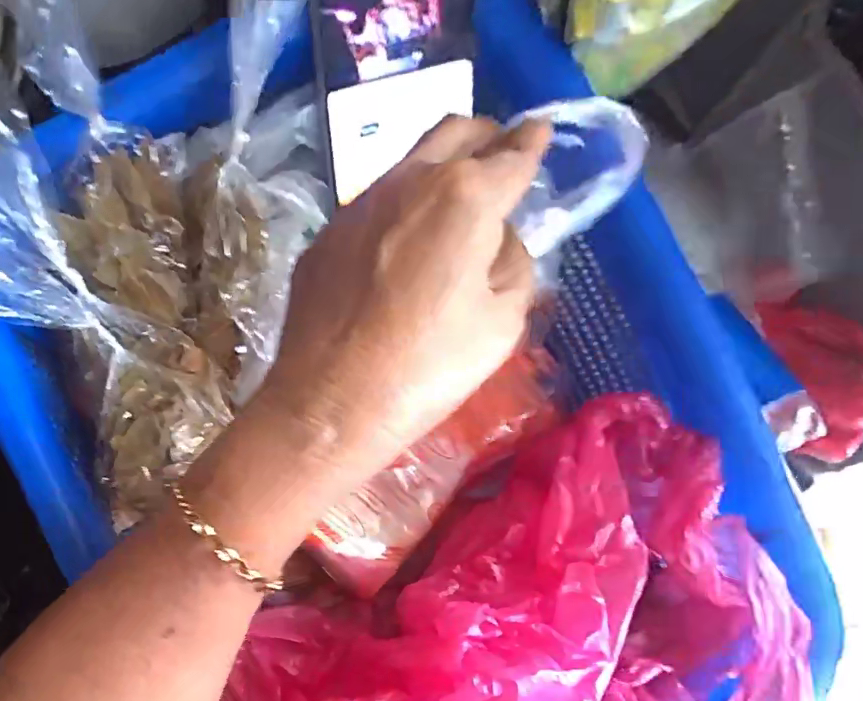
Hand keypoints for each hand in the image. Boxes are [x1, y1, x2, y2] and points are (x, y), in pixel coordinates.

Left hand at [182, 115, 549, 565]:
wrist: (327, 406)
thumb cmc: (425, 371)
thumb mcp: (502, 323)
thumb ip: (513, 264)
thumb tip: (497, 238)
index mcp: (465, 197)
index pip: (513, 153)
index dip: (533, 144)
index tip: (540, 135)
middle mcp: (407, 184)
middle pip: (455, 133)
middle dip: (485, 137)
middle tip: (496, 158)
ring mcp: (355, 209)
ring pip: (406, 165)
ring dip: (435, 168)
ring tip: (447, 200)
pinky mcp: (322, 241)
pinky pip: (369, 208)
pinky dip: (394, 211)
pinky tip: (394, 246)